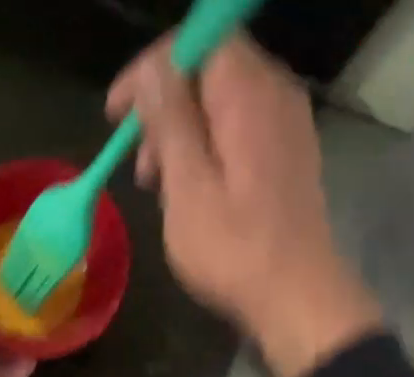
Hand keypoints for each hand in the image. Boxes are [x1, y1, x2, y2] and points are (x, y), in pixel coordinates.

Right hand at [107, 34, 381, 376]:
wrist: (296, 298)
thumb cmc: (233, 249)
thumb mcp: (187, 186)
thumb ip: (170, 120)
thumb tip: (153, 70)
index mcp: (249, 95)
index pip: (198, 41)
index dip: (152, 68)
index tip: (117, 113)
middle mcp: (275, 95)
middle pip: (210, 69)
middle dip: (163, 105)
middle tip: (135, 159)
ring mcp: (286, 125)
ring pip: (221, 102)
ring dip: (180, 132)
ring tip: (155, 183)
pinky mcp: (286, 155)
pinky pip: (238, 129)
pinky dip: (205, 148)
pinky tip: (187, 191)